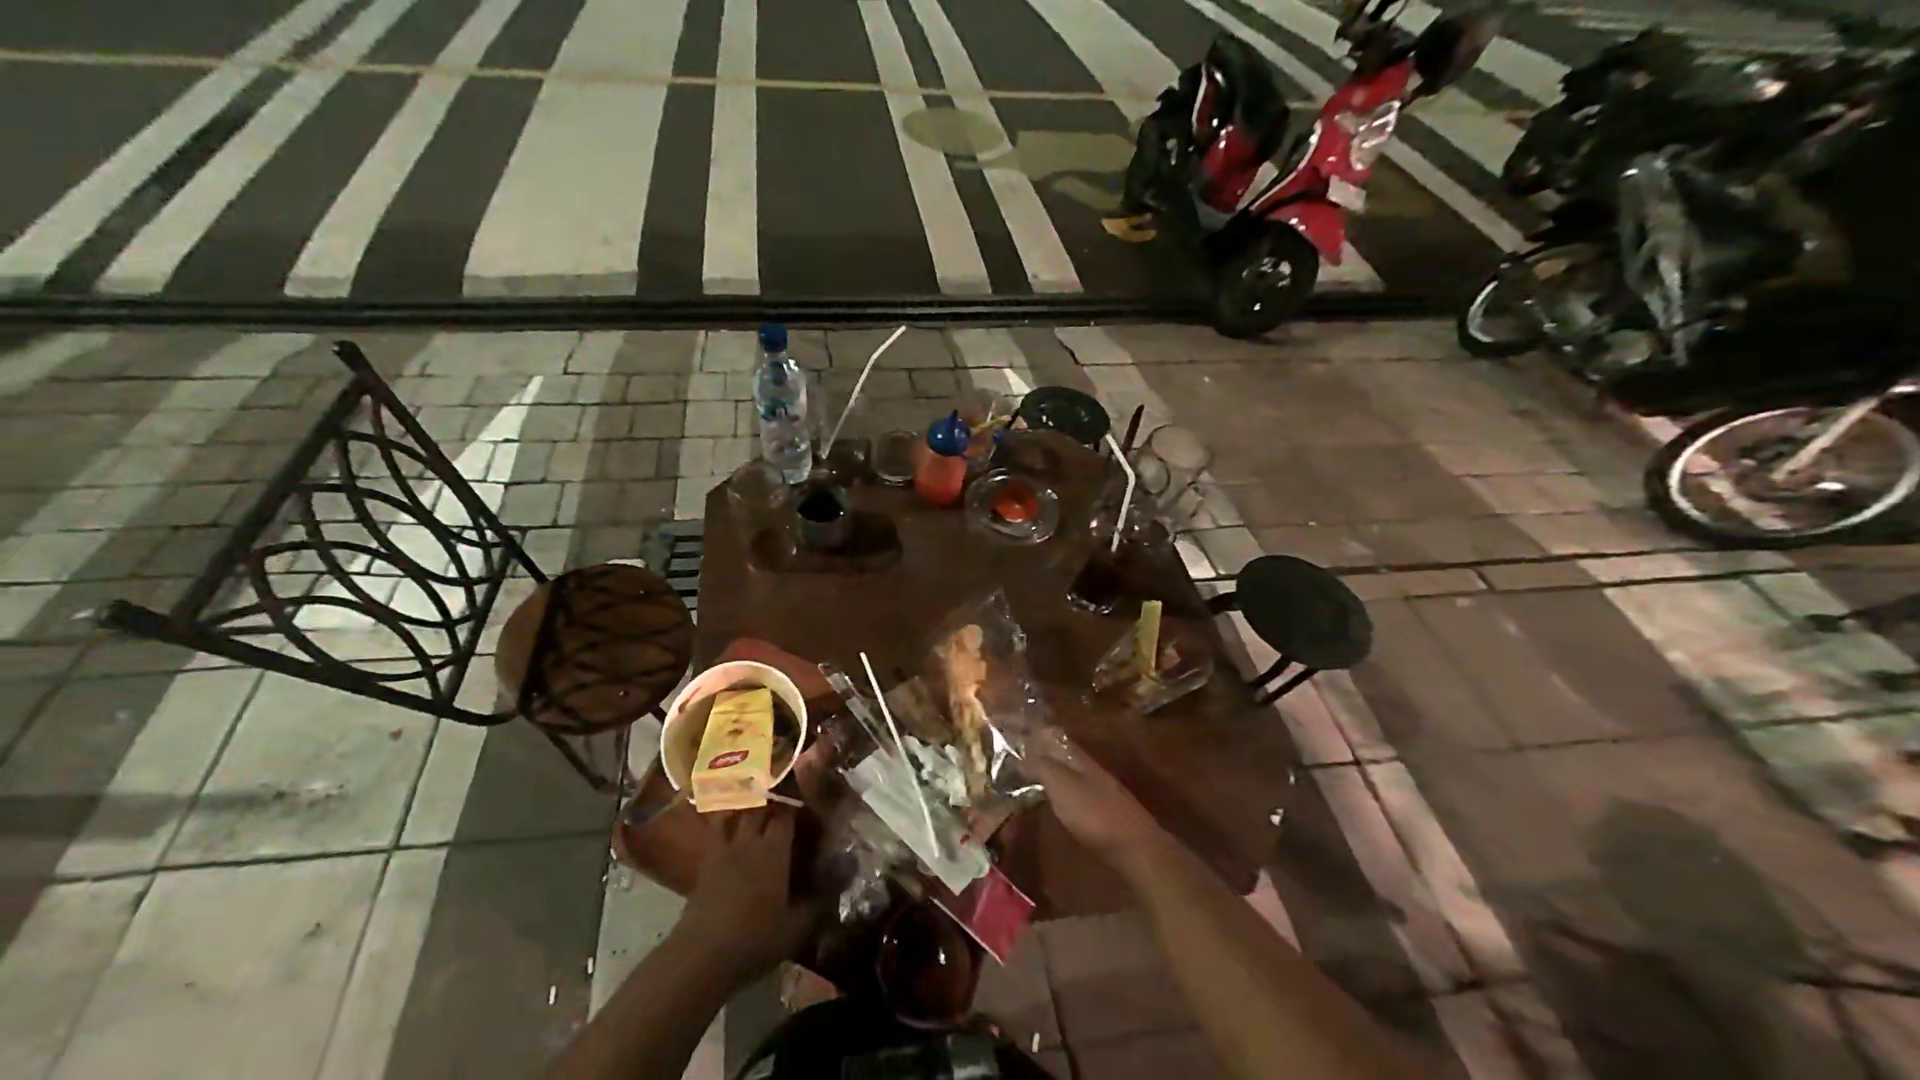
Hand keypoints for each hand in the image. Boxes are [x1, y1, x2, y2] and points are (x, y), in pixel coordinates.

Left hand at [677, 807, 817, 981]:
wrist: (702, 954)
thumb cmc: (755, 938)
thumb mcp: (796, 927)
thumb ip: (817, 902)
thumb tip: (839, 882)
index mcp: (775, 851)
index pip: (787, 815)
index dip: (796, 804)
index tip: (805, 799)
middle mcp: (750, 841)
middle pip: (761, 807)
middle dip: (773, 797)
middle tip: (784, 793)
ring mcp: (724, 849)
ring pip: (736, 812)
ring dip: (748, 801)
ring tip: (757, 794)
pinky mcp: (706, 862)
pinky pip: (714, 829)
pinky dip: (722, 817)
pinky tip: (727, 815)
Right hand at [1024, 730, 1165, 864]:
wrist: (1134, 847)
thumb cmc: (1094, 812)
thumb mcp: (1061, 784)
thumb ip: (1041, 766)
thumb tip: (1022, 753)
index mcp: (1078, 758)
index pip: (1052, 736)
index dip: (1033, 733)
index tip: (1009, 731)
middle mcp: (1088, 769)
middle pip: (1058, 755)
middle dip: (1037, 753)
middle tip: (1010, 758)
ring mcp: (1097, 791)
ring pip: (1065, 775)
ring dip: (1045, 774)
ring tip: (1021, 780)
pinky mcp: (1100, 814)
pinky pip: (1070, 795)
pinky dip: (1055, 794)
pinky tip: (1047, 803)